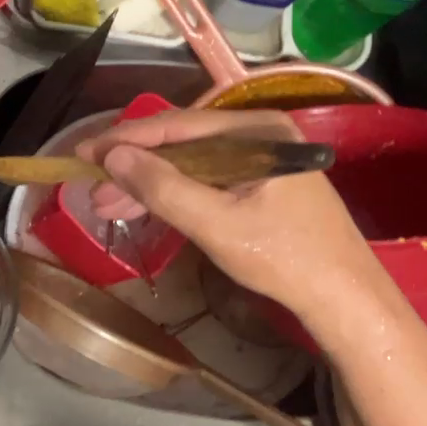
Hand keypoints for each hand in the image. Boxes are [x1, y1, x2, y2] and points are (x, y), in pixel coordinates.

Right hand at [75, 108, 390, 321]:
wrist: (344, 300)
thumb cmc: (285, 259)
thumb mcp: (215, 223)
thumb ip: (162, 187)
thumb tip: (112, 157)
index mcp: (256, 130)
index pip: (175, 125)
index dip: (123, 140)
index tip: (82, 153)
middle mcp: (257, 134)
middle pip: (178, 142)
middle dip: (131, 166)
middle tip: (89, 186)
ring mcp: (258, 159)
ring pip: (185, 163)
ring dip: (144, 183)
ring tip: (104, 206)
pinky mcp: (256, 185)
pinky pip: (200, 179)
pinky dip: (168, 194)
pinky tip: (138, 208)